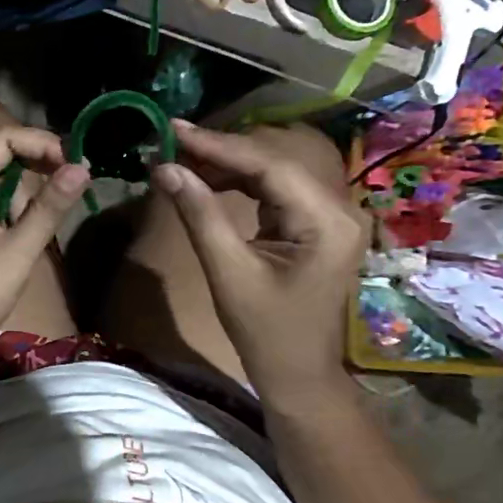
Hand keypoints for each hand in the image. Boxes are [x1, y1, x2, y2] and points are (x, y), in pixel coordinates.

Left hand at [0, 127, 88, 393]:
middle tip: (76, 177)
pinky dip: (19, 211)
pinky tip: (34, 230)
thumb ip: (49, 208)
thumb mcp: (18, 251)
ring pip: (1, 183)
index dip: (39, 143)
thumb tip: (83, 167)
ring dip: (30, 191)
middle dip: (39, 163)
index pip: (0, 142)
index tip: (74, 160)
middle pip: (0, 157)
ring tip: (54, 212)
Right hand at [151, 121, 364, 392]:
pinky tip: (209, 179)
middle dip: (221, 151)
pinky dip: (241, 182)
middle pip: (274, 161)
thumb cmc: (266, 332)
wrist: (298, 373)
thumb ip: (199, 215)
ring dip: (228, 164)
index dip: (219, 144)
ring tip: (182, 160)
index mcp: (326, 221)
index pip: (270, 165)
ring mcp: (329, 214)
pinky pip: (276, 189)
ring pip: (273, 171)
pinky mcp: (316, 222)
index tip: (175, 130)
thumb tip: (164, 169)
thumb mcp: (228, 273)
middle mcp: (338, 208)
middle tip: (172, 146)